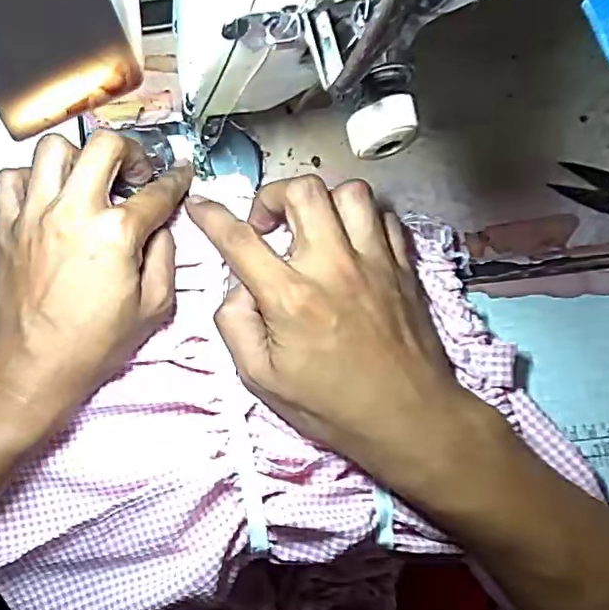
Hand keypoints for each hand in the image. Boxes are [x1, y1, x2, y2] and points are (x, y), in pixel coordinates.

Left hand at [0, 131, 189, 439]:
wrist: (33, 367)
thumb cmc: (92, 345)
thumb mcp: (153, 309)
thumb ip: (165, 258)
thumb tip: (159, 229)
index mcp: (116, 234)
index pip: (156, 192)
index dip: (176, 180)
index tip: (180, 175)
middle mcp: (73, 212)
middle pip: (104, 146)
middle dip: (130, 151)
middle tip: (135, 173)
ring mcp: (33, 214)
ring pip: (53, 149)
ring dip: (79, 157)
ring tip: (88, 180)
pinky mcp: (4, 225)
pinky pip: (11, 177)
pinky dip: (31, 178)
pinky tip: (46, 198)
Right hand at [186, 176, 509, 496]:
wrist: (407, 418)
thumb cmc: (331, 406)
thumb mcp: (262, 380)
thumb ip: (236, 326)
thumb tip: (239, 289)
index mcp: (290, 297)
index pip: (239, 239)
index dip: (211, 216)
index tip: (200, 207)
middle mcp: (333, 266)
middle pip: (302, 190)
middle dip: (272, 196)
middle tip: (268, 226)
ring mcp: (374, 261)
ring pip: (350, 192)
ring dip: (322, 202)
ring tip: (312, 229)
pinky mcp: (403, 266)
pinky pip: (383, 217)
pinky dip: (361, 220)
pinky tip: (351, 245)